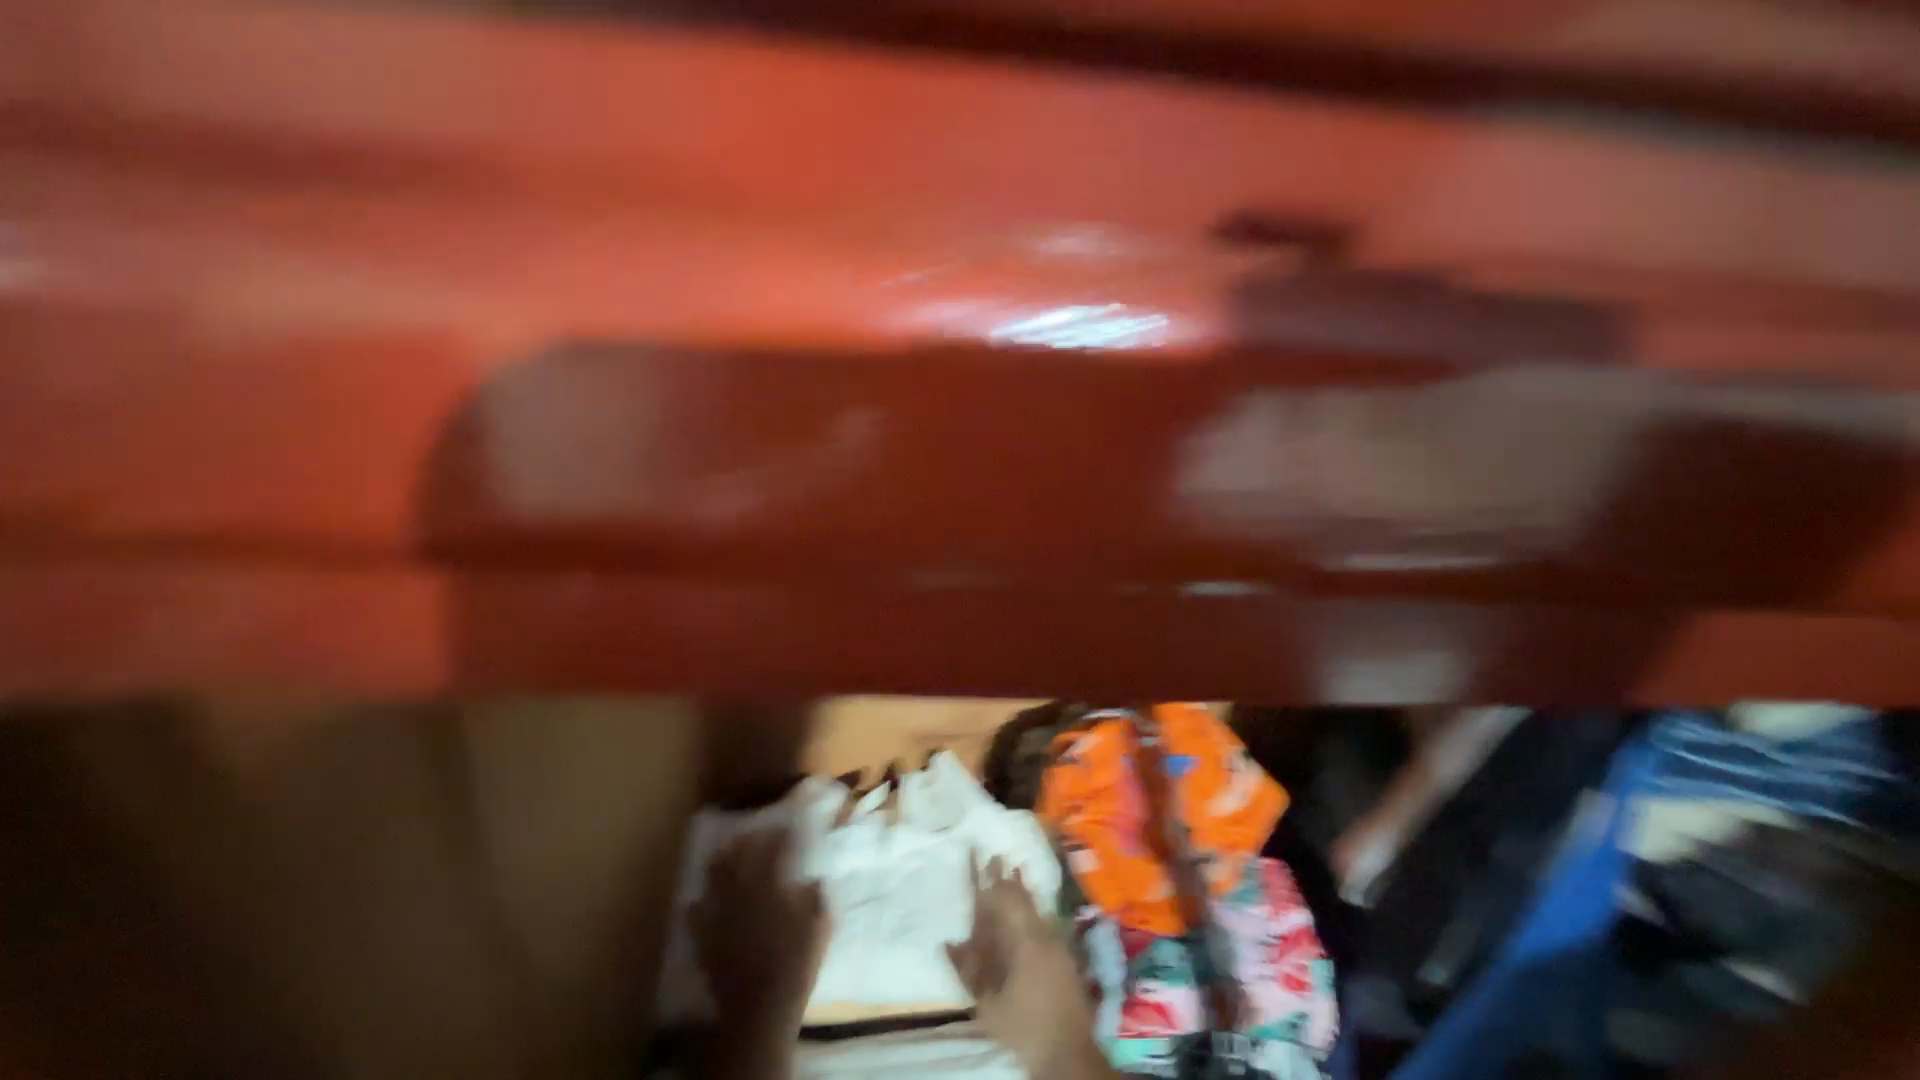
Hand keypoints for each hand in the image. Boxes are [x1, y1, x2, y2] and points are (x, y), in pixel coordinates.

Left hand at [691, 827, 829, 1032]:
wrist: (758, 1008)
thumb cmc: (796, 966)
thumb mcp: (821, 928)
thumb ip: (817, 899)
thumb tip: (813, 880)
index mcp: (772, 885)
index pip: (777, 847)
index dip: (784, 832)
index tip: (790, 821)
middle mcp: (741, 891)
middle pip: (740, 853)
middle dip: (748, 837)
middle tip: (756, 830)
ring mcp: (718, 912)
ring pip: (713, 875)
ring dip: (721, 859)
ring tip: (726, 851)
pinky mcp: (702, 936)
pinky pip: (695, 911)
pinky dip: (699, 901)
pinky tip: (701, 899)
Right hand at [946, 855, 1108, 1079]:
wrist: (1067, 1051)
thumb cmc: (1022, 1027)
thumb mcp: (987, 1004)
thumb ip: (968, 970)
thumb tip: (949, 941)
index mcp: (1019, 942)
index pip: (998, 900)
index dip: (985, 877)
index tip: (977, 852)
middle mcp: (1039, 935)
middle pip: (1018, 897)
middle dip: (1003, 876)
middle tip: (993, 853)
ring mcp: (1054, 944)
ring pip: (1033, 905)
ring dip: (1020, 886)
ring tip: (1013, 865)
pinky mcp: (1064, 955)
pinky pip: (1044, 918)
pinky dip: (1033, 905)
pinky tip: (1031, 902)